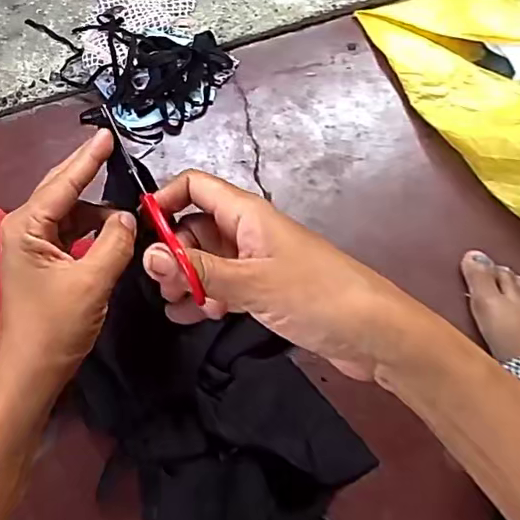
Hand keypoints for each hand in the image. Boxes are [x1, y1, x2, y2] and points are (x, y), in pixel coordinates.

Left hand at [0, 130, 138, 397]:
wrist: (29, 377)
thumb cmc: (54, 329)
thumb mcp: (92, 282)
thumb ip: (115, 242)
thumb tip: (128, 216)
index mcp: (26, 226)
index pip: (64, 183)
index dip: (88, 158)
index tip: (106, 133)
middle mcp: (23, 227)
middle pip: (61, 188)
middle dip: (86, 168)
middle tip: (109, 144)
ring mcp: (31, 243)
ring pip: (68, 210)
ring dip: (94, 205)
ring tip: (122, 198)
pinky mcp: (41, 259)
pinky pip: (70, 229)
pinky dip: (91, 225)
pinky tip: (111, 224)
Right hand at [143, 170, 432, 380]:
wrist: (376, 334)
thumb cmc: (317, 295)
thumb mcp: (252, 283)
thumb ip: (200, 269)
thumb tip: (150, 255)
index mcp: (246, 212)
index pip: (194, 186)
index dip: (165, 200)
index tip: (142, 231)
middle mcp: (247, 229)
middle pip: (195, 225)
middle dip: (174, 250)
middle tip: (163, 283)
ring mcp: (255, 259)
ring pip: (206, 257)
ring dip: (187, 277)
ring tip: (174, 304)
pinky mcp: (264, 287)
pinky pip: (223, 283)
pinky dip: (206, 295)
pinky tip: (193, 316)